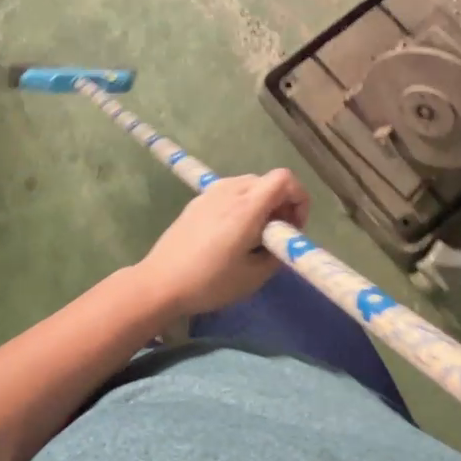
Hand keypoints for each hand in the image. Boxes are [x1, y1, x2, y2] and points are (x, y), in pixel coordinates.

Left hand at [134, 169, 309, 315]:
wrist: (162, 281)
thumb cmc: (210, 282)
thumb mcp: (255, 276)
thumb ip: (278, 252)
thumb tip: (283, 239)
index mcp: (246, 207)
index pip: (284, 178)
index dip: (298, 198)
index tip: (293, 227)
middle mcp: (228, 191)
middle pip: (267, 181)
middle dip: (281, 203)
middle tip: (276, 236)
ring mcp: (210, 193)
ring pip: (248, 185)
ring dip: (261, 203)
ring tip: (254, 236)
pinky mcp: (197, 200)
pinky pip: (229, 192)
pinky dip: (241, 204)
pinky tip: (231, 234)